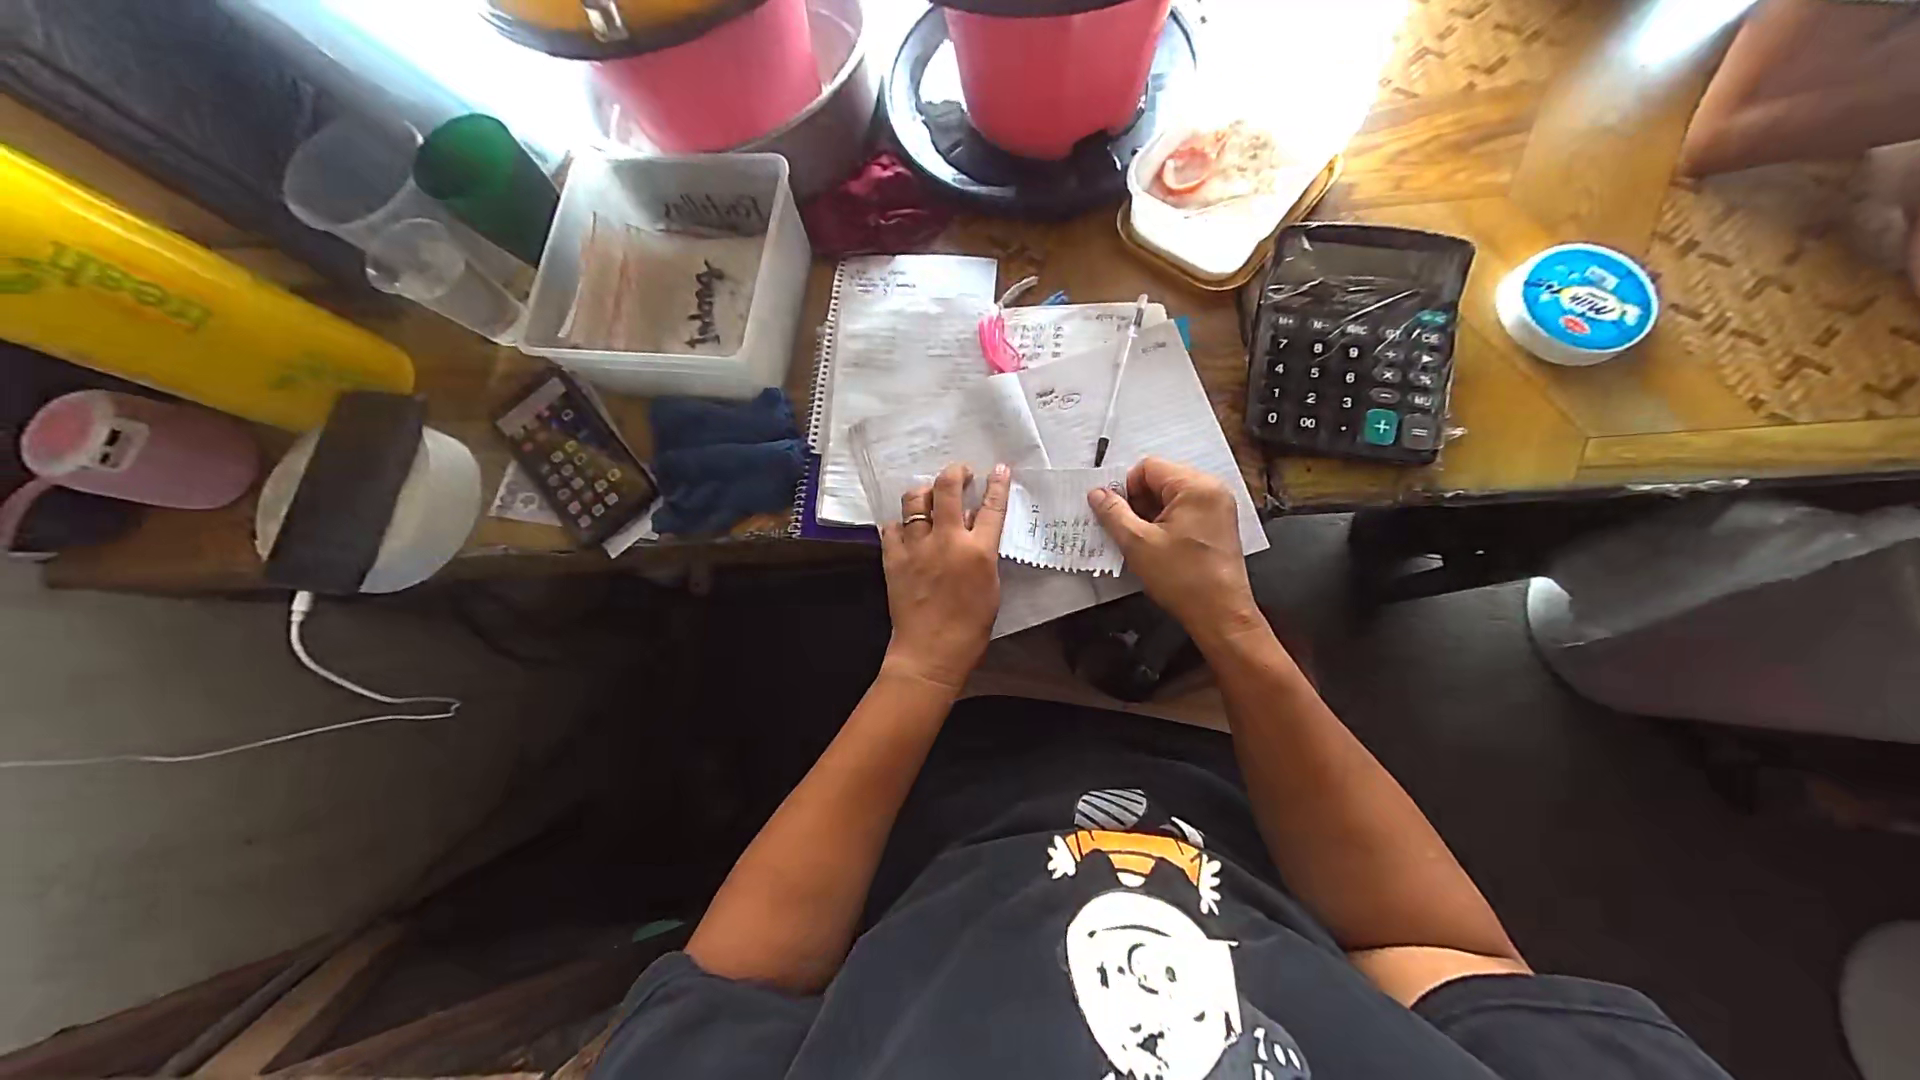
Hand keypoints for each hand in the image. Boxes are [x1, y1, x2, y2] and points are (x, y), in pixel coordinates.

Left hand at [879, 462, 1011, 693]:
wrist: (930, 652)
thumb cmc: (970, 627)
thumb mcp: (990, 586)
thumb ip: (983, 553)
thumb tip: (974, 526)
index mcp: (978, 551)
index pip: (992, 507)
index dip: (998, 484)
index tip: (1001, 470)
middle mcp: (946, 540)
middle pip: (948, 488)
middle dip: (956, 472)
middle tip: (961, 473)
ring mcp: (916, 547)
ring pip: (914, 500)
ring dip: (924, 493)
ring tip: (929, 498)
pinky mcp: (893, 558)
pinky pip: (891, 527)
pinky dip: (899, 524)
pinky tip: (906, 530)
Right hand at [1088, 457, 1262, 642]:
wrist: (1220, 614)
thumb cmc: (1183, 579)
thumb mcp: (1137, 543)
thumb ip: (1113, 513)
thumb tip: (1097, 493)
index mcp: (1195, 487)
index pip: (1148, 467)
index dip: (1125, 487)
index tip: (1115, 512)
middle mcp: (1212, 490)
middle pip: (1161, 479)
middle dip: (1138, 501)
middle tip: (1125, 528)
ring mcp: (1218, 507)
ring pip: (1170, 496)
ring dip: (1150, 513)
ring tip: (1141, 540)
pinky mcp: (1218, 524)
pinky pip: (1184, 510)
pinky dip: (1165, 522)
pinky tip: (1156, 545)